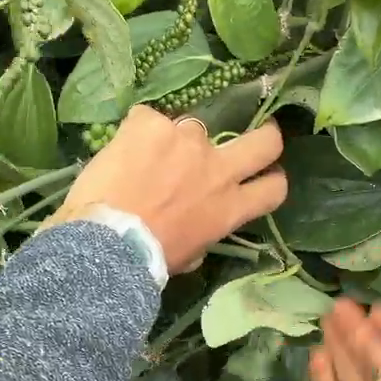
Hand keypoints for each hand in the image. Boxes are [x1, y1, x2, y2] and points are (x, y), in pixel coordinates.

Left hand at [50, 106, 287, 273]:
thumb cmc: (146, 259)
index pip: (274, 188)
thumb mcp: (188, 256)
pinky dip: (138, 135)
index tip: (261, 177)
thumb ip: (202, 231)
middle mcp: (217, 168)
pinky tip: (122, 154)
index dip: (271, 179)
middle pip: (265, 141)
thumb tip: (197, 224)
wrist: (106, 242)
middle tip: (247, 141)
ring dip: (175, 143)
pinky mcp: (151, 123)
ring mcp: (186, 141)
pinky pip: (148, 121)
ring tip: (145, 163)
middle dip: (264, 138)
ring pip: (193, 129)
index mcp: (228, 208)